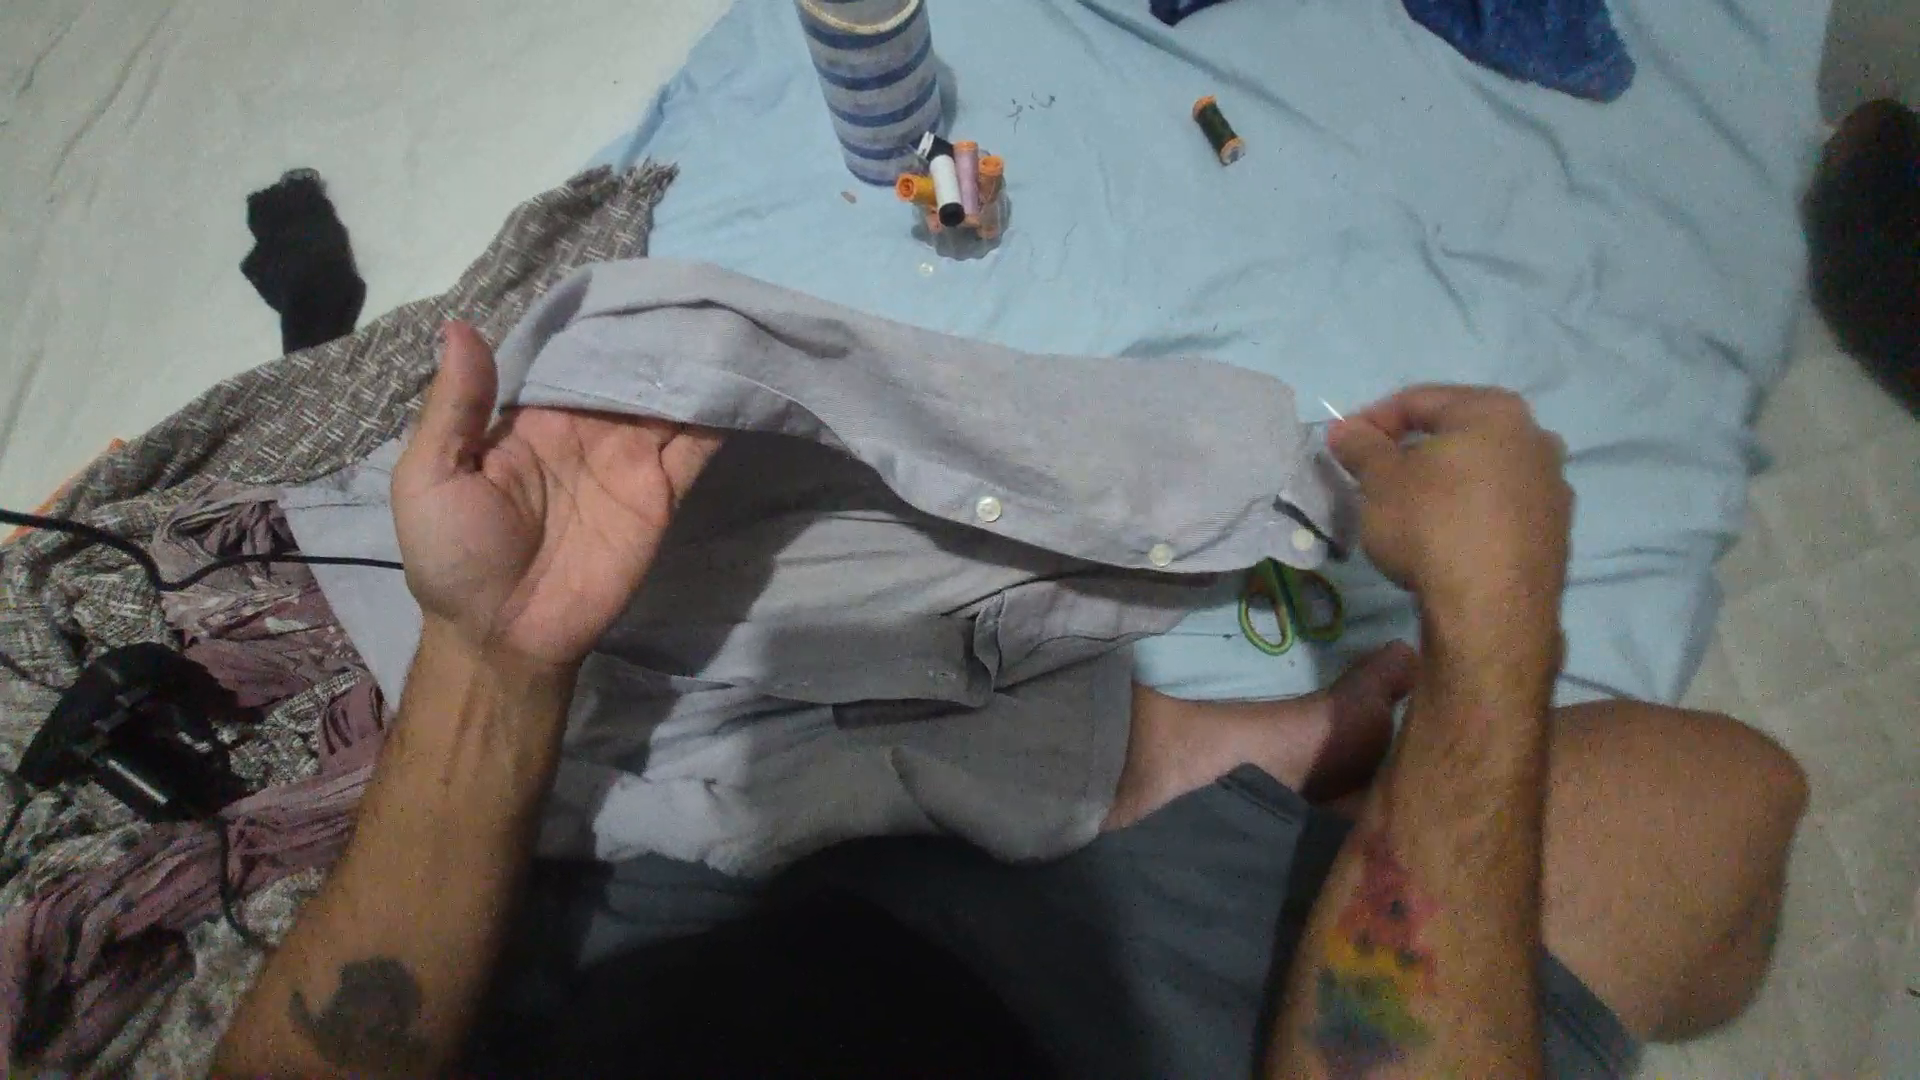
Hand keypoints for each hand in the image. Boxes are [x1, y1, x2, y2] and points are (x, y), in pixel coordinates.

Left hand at [391, 322, 722, 673]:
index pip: (574, 356)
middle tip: (695, 291)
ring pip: (672, 402)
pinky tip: (739, 377)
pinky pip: (695, 449)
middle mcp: (592, 429)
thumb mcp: (431, 477)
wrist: (507, 633)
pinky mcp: (664, 493)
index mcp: (535, 416)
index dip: (600, 323)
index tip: (630, 282)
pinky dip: (719, 417)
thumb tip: (464, 326)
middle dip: (659, 336)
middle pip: (632, 371)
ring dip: (696, 368)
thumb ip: (456, 407)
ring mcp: (633, 461)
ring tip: (726, 321)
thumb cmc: (455, 556)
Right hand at [1328, 385, 1571, 630]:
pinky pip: (1497, 503)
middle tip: (1371, 474)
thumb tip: (1345, 429)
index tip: (1343, 445)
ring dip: (1438, 479)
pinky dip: (1464, 508)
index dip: (1371, 419)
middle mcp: (1535, 436)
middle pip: (1454, 431)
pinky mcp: (1554, 528)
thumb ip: (1360, 446)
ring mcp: (1552, 484)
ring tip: (1403, 506)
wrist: (1490, 606)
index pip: (1419, 399)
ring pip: (1479, 468)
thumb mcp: (1379, 480)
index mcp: (1494, 412)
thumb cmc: (1429, 525)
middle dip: (1408, 449)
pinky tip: (1439, 535)